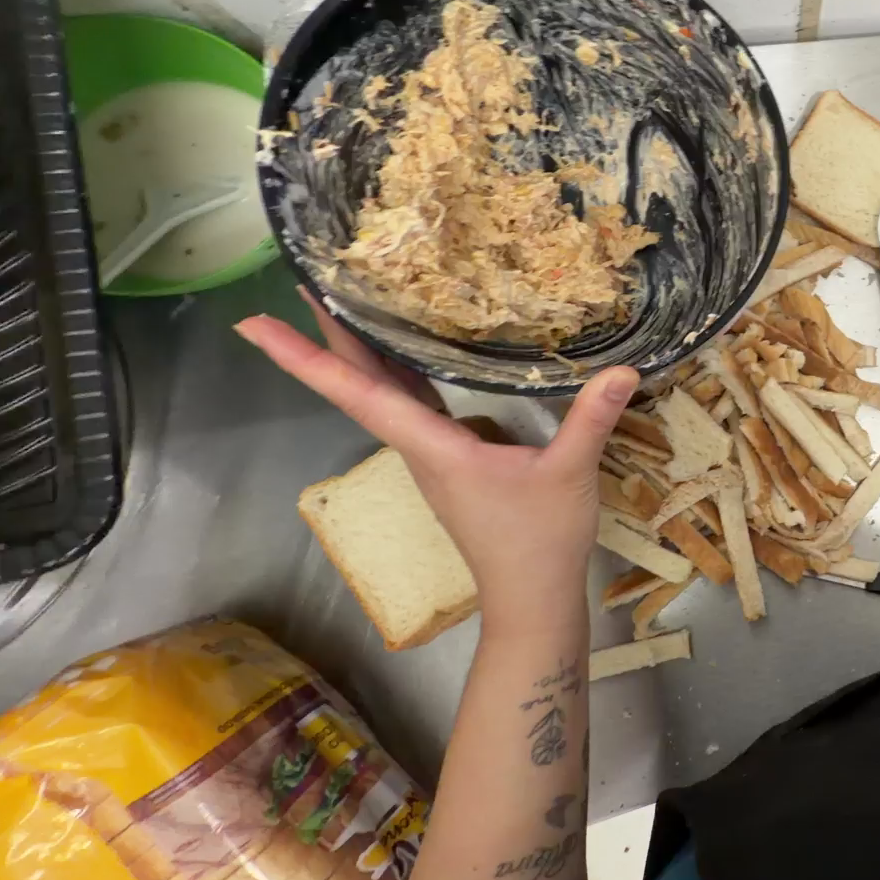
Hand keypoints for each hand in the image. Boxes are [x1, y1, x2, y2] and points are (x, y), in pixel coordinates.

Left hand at [235, 290, 638, 639]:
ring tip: (354, 311)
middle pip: (363, 388)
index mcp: (434, 447)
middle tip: (312, 285)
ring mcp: (437, 461)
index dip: (307, 358)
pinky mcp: (457, 469)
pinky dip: (404, 379)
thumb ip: (592, 419)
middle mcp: (422, 449)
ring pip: (387, 400)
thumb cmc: (539, 537)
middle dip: (331, 339)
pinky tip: (420, 363)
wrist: (531, 594)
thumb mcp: (570, 472)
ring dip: (363, 357)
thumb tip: (624, 368)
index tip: (254, 323)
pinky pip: (417, 412)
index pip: (360, 394)